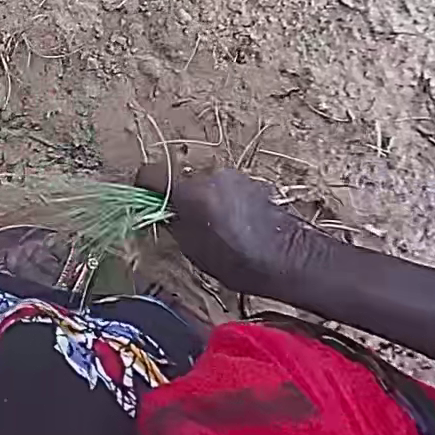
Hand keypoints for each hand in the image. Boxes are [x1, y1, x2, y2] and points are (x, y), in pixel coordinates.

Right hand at [134, 165, 326, 302]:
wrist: (292, 260)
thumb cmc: (239, 262)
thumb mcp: (192, 248)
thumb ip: (171, 223)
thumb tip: (158, 212)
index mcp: (190, 190)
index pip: (150, 173)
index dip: (141, 187)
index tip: (142, 203)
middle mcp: (209, 175)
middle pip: (177, 176)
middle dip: (174, 195)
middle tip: (177, 221)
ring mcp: (232, 175)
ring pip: (201, 181)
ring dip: (198, 197)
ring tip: (208, 226)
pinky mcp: (250, 181)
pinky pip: (222, 185)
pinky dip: (218, 198)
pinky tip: (229, 223)